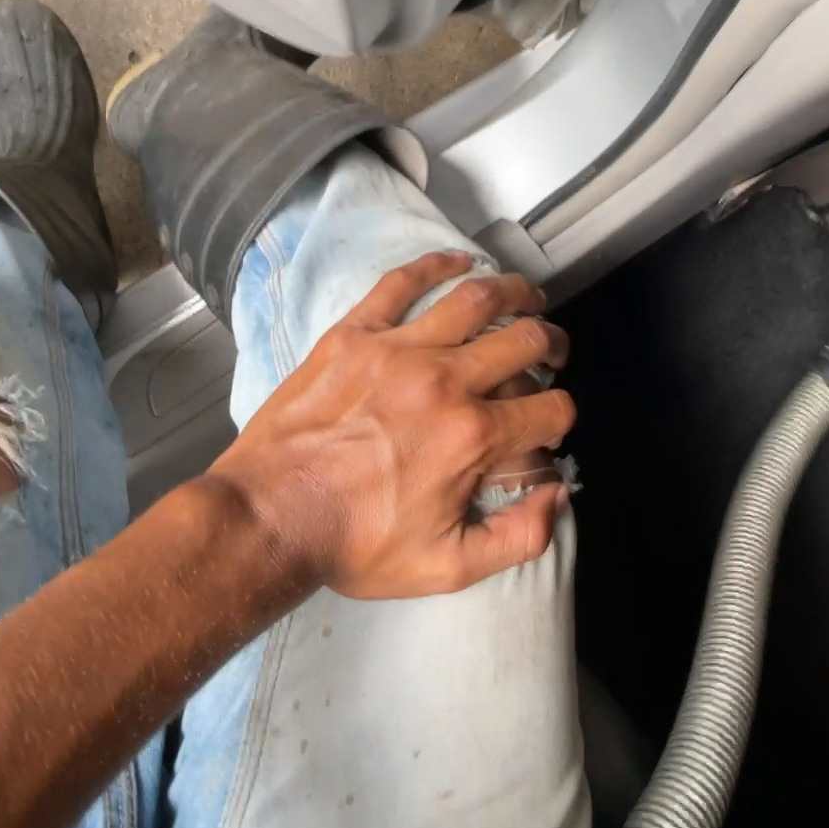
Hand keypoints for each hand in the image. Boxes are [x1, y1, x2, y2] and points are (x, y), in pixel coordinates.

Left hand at [208, 250, 575, 599]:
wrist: (267, 518)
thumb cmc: (355, 545)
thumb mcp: (447, 566)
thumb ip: (518, 537)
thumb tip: (558, 495)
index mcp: (472, 436)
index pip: (551, 408)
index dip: (561, 417)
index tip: (547, 426)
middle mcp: (445, 381)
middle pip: (526, 341)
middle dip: (554, 345)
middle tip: (553, 353)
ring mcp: (398, 349)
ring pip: (476, 299)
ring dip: (516, 293)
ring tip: (529, 298)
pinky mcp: (355, 333)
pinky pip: (403, 283)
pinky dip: (438, 264)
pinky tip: (460, 261)